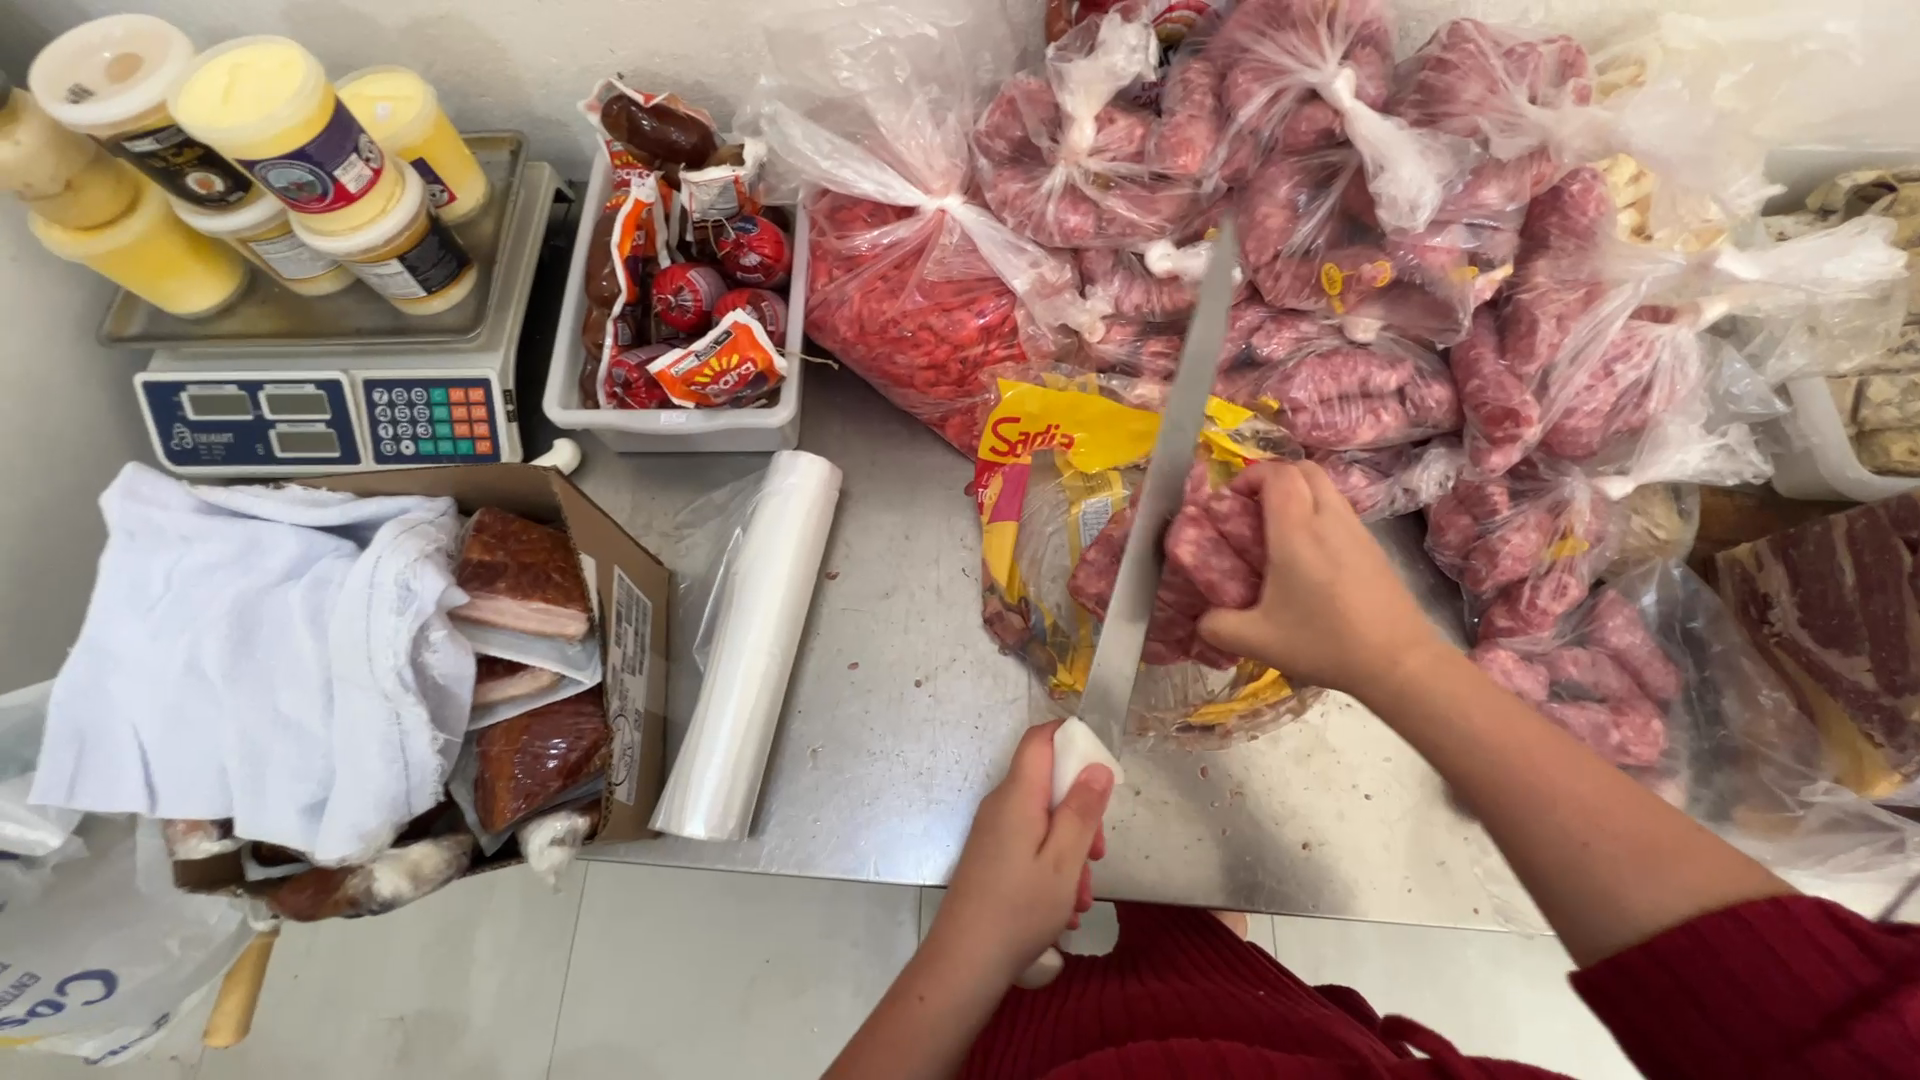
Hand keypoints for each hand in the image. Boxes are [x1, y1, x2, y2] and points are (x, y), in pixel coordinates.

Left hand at [930, 720, 1113, 983]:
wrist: (964, 960)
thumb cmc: (1019, 908)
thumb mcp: (1064, 860)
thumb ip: (1082, 810)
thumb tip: (1096, 765)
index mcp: (1018, 794)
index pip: (1040, 739)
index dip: (1072, 739)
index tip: (1101, 769)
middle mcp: (1001, 804)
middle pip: (1049, 784)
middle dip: (1081, 813)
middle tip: (1098, 855)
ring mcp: (994, 830)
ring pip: (1044, 820)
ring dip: (1070, 850)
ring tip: (1079, 897)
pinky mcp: (992, 855)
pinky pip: (1030, 844)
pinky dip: (1052, 866)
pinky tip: (1062, 906)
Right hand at [1198, 460, 1450, 695]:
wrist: (1398, 661)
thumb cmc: (1324, 643)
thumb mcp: (1257, 641)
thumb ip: (1217, 626)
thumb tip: (1203, 619)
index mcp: (1296, 532)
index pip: (1276, 474)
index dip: (1250, 476)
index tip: (1230, 499)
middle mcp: (1329, 519)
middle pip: (1304, 468)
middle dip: (1273, 476)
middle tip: (1252, 506)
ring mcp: (1357, 530)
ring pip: (1326, 487)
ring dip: (1298, 493)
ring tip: (1277, 529)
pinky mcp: (1373, 546)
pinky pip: (1340, 510)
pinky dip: (1318, 512)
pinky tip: (1308, 554)